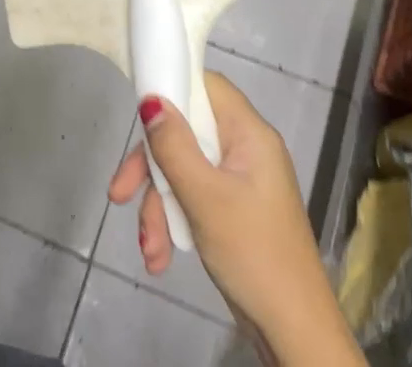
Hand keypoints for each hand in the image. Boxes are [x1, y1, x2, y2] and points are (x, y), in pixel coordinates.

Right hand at [108, 72, 364, 366]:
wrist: (291, 324)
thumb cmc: (252, 250)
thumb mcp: (205, 197)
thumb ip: (174, 146)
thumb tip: (150, 99)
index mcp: (249, 134)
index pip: (206, 87)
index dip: (171, 91)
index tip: (136, 117)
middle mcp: (246, 150)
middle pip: (185, 134)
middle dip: (151, 170)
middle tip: (120, 195)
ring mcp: (239, 181)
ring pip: (183, 171)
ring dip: (159, 207)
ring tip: (150, 249)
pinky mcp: (232, 210)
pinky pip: (192, 199)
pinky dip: (173, 223)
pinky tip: (160, 257)